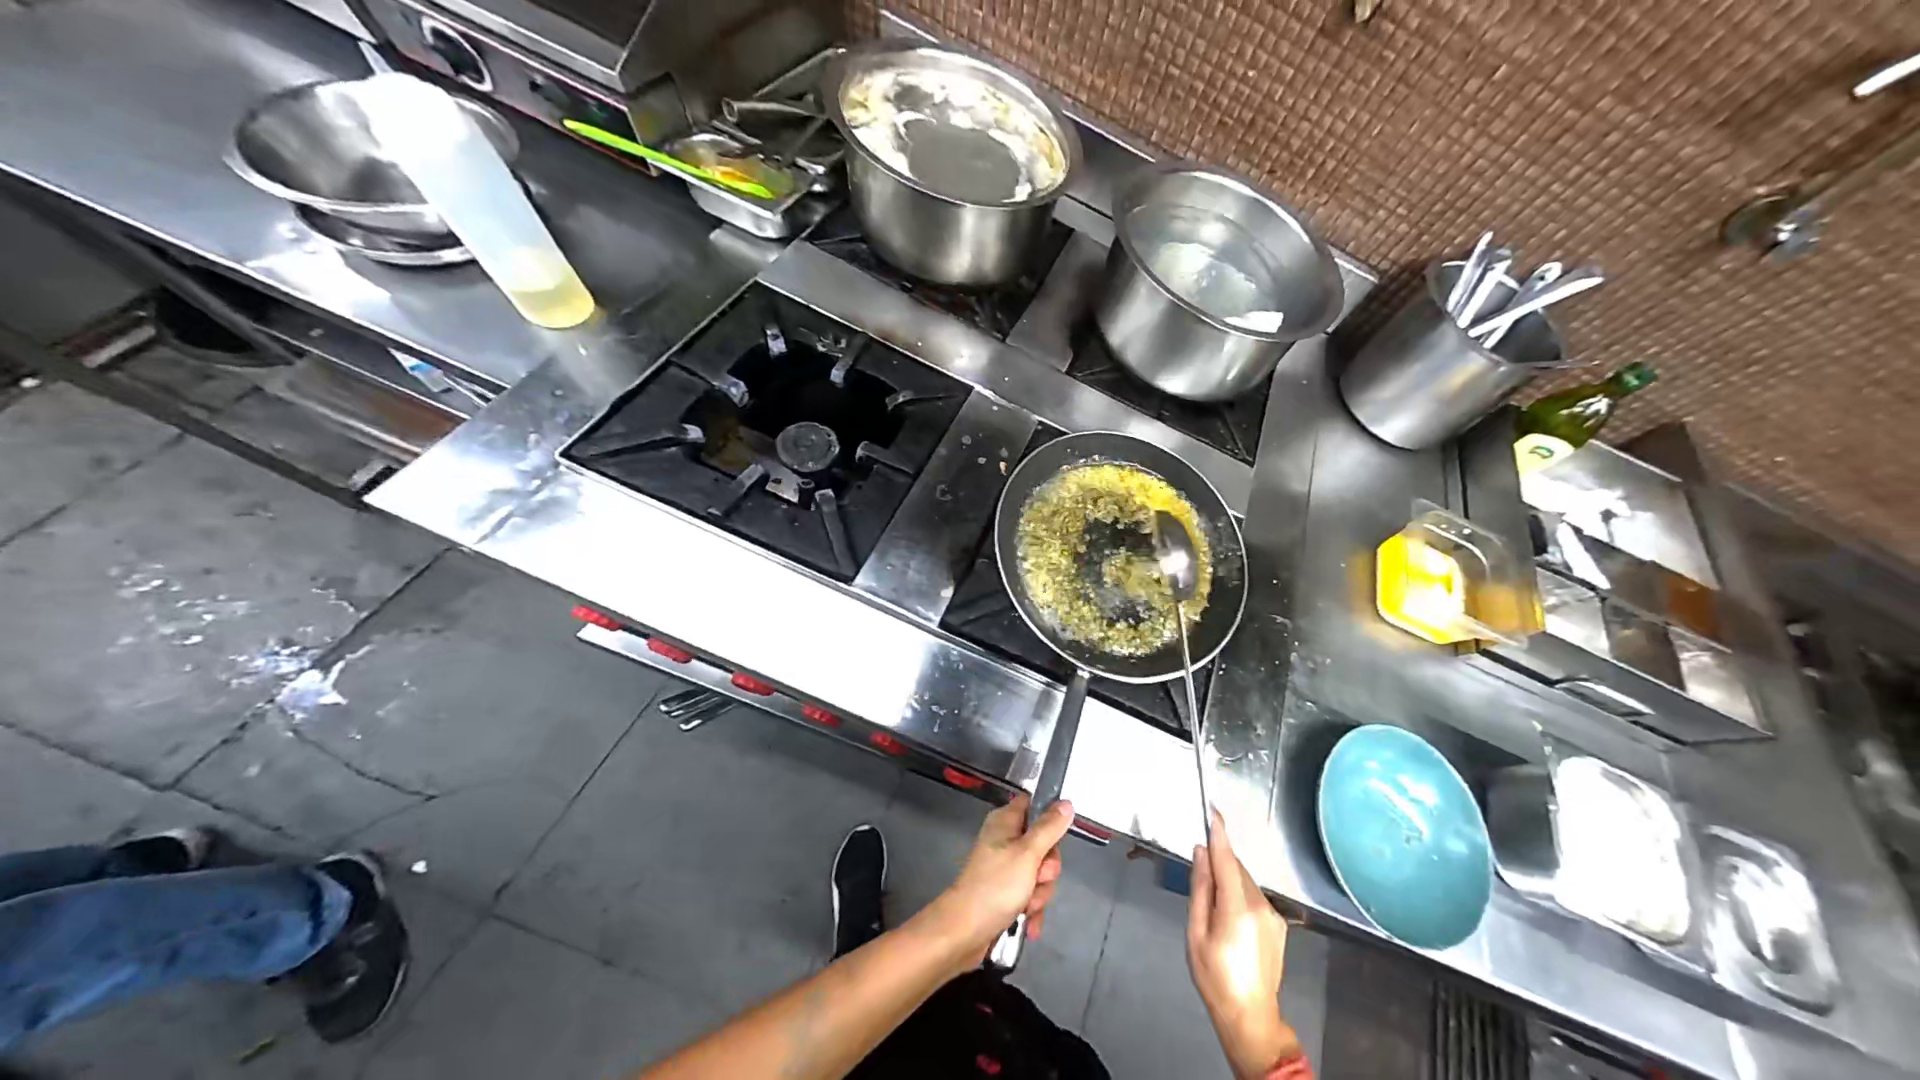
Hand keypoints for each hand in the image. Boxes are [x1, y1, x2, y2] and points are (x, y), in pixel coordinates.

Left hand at [917, 795, 1074, 967]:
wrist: (965, 931)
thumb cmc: (996, 885)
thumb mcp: (1028, 853)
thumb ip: (1049, 828)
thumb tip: (1065, 803)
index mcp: (1005, 821)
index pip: (1033, 806)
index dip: (1048, 820)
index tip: (1054, 839)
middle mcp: (1004, 840)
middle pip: (1043, 844)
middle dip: (1047, 868)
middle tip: (1038, 877)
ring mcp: (1004, 867)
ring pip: (1040, 873)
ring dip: (1040, 893)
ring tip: (1027, 904)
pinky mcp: (1005, 892)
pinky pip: (1030, 894)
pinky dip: (1032, 908)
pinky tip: (1029, 922)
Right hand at [1188, 811, 1300, 1079]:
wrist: (1250, 1015)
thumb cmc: (1214, 975)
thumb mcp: (1196, 931)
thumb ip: (1200, 888)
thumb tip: (1201, 853)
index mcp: (1237, 907)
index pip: (1228, 859)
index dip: (1220, 834)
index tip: (1214, 811)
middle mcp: (1261, 905)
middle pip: (1236, 868)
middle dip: (1219, 861)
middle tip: (1199, 869)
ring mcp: (1273, 915)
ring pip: (1245, 882)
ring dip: (1229, 879)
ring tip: (1212, 904)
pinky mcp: (1279, 925)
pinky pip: (1254, 897)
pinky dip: (1239, 893)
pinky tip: (1228, 916)